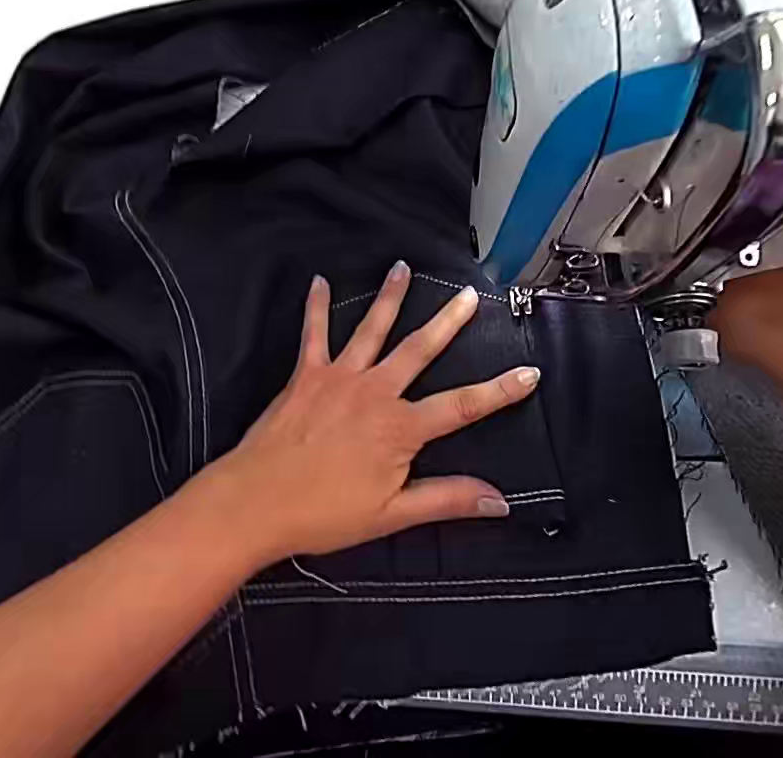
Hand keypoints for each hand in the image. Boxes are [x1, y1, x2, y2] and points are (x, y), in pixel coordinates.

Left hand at [204, 261, 539, 564]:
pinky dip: (318, 307)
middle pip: (421, 349)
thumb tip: (498, 500)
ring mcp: (340, 377)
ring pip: (372, 329)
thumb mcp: (392, 515)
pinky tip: (320, 282)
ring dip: (389, 297)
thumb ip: (447, 500)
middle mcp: (376, 391)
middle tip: (469, 295)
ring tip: (402, 267)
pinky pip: (314, 334)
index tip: (530, 373)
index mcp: (400, 427)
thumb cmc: (323, 512)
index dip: (501, 391)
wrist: (252, 505)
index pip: (463, 407)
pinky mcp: (307, 374)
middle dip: (449, 321)